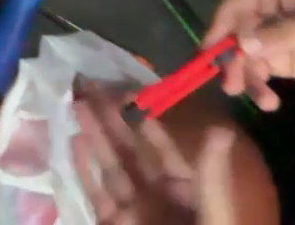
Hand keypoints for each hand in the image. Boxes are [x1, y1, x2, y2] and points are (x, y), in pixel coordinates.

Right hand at [71, 84, 242, 224]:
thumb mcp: (217, 220)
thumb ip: (211, 177)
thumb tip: (220, 127)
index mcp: (190, 195)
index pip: (163, 147)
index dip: (145, 117)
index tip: (126, 87)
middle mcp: (159, 198)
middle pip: (131, 151)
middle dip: (111, 118)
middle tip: (90, 84)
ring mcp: (134, 213)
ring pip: (110, 165)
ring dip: (93, 134)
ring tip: (76, 101)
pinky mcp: (112, 224)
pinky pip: (96, 193)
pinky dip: (84, 167)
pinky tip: (74, 140)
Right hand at [205, 0, 294, 108]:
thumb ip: (282, 35)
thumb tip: (244, 46)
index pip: (232, 8)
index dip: (219, 29)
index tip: (211, 54)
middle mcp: (259, 13)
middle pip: (232, 35)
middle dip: (231, 60)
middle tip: (232, 85)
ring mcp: (267, 38)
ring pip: (242, 57)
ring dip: (246, 78)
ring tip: (263, 100)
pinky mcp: (279, 60)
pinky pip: (258, 72)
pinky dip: (259, 87)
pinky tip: (269, 101)